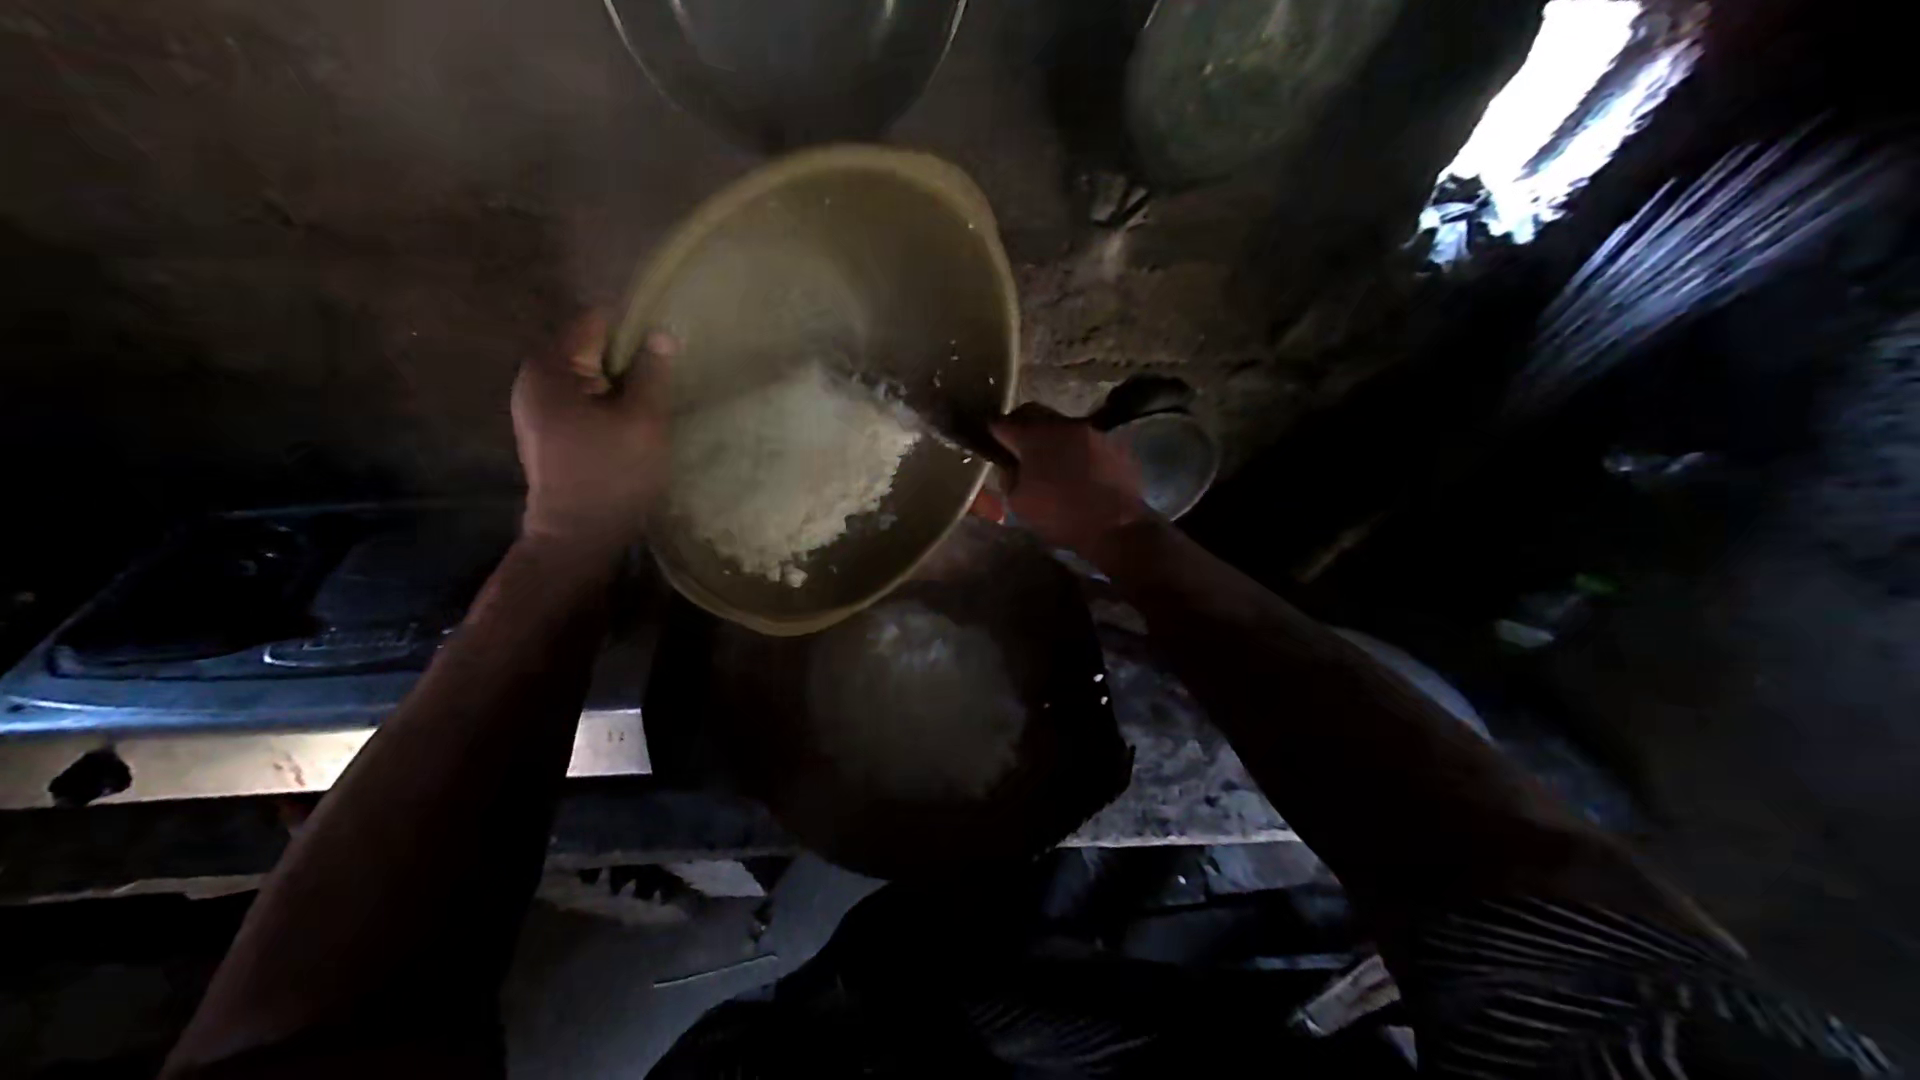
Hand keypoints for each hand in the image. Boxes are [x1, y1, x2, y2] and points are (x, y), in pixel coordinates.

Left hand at [511, 314, 673, 555]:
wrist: (579, 534)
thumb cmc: (612, 474)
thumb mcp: (643, 419)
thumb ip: (652, 373)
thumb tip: (662, 333)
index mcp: (549, 368)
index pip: (595, 321)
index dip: (634, 327)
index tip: (666, 346)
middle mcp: (534, 379)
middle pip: (590, 346)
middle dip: (629, 359)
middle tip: (664, 380)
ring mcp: (537, 405)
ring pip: (591, 375)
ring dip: (623, 383)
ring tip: (653, 402)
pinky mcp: (549, 428)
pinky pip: (584, 397)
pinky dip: (610, 401)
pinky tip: (632, 422)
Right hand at [989, 404, 1152, 556]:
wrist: (1116, 526)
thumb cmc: (1061, 516)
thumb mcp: (1019, 504)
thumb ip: (1009, 478)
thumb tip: (1011, 467)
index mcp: (1033, 437)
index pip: (1002, 423)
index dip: (994, 433)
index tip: (992, 443)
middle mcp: (1061, 424)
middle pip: (1032, 414)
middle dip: (1020, 427)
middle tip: (1017, 448)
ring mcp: (1090, 431)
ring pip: (1060, 425)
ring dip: (1050, 438)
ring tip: (1050, 461)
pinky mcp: (1112, 443)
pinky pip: (1084, 439)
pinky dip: (1074, 449)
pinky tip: (1076, 470)